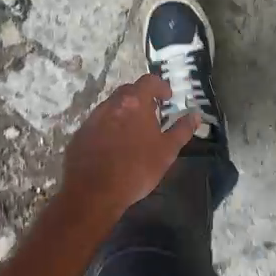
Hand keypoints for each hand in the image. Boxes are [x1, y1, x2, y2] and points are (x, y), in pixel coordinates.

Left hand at [60, 74, 197, 226]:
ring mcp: (92, 119)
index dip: (160, 86)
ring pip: (111, 107)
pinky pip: (98, 124)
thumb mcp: (167, 151)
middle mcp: (112, 104)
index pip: (149, 81)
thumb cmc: (136, 169)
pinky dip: (108, 127)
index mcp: (135, 102)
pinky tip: (113, 147)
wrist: (92, 194)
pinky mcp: (79, 136)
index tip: (167, 98)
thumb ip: (182, 130)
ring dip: (124, 112)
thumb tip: (196, 115)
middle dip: (141, 98)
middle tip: (152, 113)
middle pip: (128, 91)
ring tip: (133, 131)